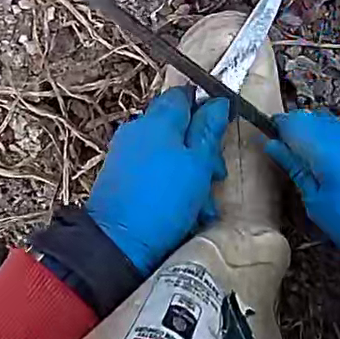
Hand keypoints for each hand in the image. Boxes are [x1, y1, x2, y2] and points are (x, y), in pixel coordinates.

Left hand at [86, 87, 231, 273]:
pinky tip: (186, 210)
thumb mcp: (199, 164)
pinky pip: (155, 170)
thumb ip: (209, 130)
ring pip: (170, 151)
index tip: (222, 129)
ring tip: (204, 202)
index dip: (206, 108)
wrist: (117, 244)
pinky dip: (173, 183)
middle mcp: (139, 129)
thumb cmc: (164, 200)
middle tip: (216, 173)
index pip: (184, 95)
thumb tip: (218, 102)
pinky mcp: (122, 177)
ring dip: (191, 171)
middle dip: (202, 147)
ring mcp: (127, 153)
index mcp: (158, 120)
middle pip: (179, 126)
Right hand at [265, 109, 339, 308]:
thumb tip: (274, 146)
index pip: (298, 123)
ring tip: (327, 170)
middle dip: (304, 132)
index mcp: (335, 156)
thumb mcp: (319, 207)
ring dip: (327, 140)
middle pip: (320, 119)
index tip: (275, 138)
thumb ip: (297, 171)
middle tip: (296, 156)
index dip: (282, 127)